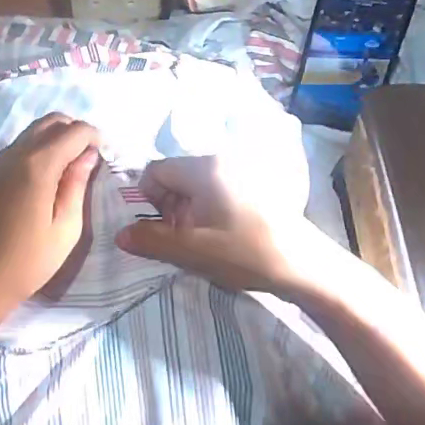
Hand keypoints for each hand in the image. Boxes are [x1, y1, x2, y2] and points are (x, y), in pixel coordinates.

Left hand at [0, 113, 100, 311]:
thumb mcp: (66, 228)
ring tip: (75, 166)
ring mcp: (0, 162)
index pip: (73, 131)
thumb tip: (88, 156)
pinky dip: (42, 146)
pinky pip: (23, 145)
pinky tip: (53, 174)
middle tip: (92, 157)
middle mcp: (16, 154)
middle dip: (76, 131)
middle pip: (52, 122)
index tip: (106, 154)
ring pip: (35, 130)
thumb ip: (77, 185)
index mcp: (37, 165)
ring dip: (58, 137)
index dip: (94, 137)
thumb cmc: (28, 260)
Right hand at [114, 155, 340, 297]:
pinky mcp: (255, 183)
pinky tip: (226, 235)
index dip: (149, 199)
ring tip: (206, 240)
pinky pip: (218, 189)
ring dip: (191, 211)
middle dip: (171, 207)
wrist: (304, 264)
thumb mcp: (192, 251)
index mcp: (203, 169)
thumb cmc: (245, 252)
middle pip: (176, 176)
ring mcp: (241, 169)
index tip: (164, 228)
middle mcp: (221, 160)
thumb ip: (152, 240)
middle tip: (185, 238)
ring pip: (197, 185)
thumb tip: (120, 235)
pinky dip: (212, 209)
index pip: (156, 171)